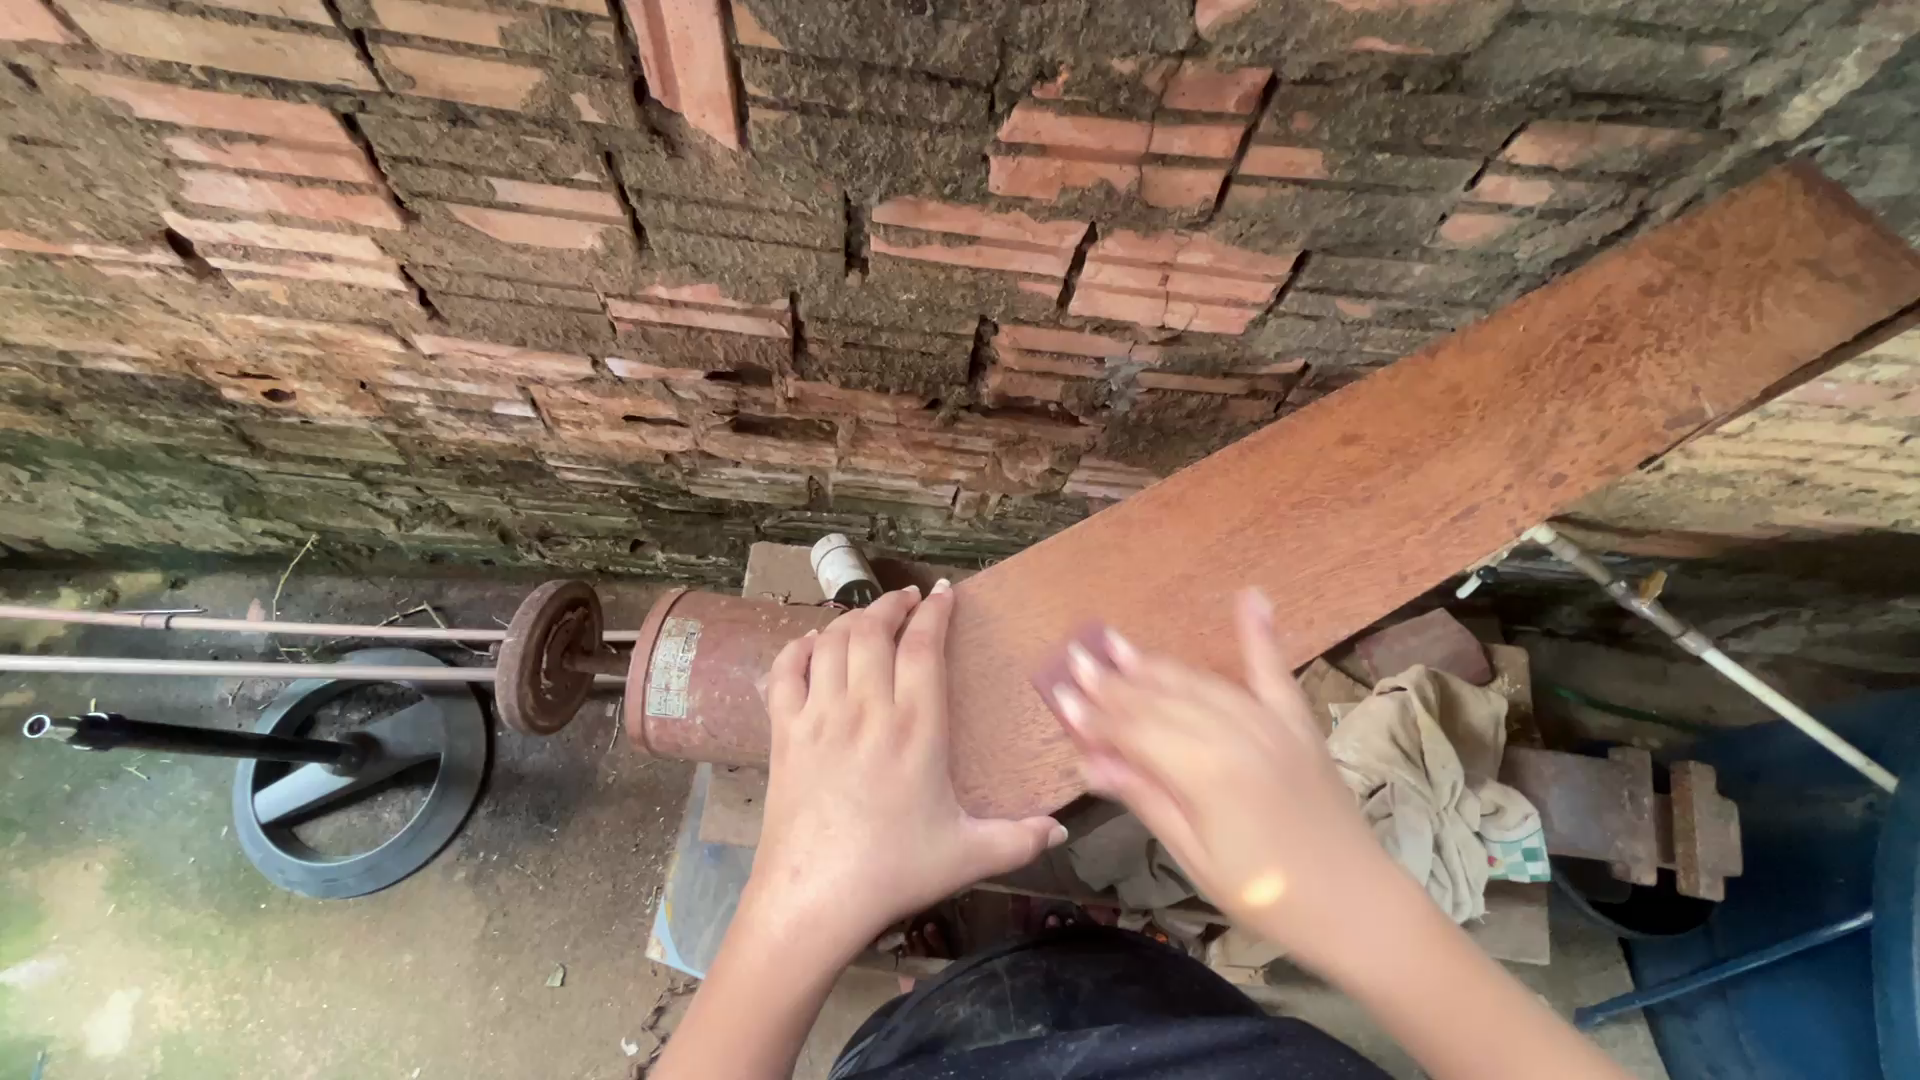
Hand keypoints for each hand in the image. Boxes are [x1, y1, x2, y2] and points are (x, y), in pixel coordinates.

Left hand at [740, 582, 1067, 963]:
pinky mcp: (784, 733)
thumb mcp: (967, 856)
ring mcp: (819, 716)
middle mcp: (866, 708)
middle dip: (893, 604)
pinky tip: (813, 645)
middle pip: (874, 630)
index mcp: (915, 727)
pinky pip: (785, 672)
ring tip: (870, 618)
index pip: (924, 646)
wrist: (812, 899)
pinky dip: (799, 648)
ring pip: (832, 643)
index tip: (945, 594)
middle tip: (909, 599)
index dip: (936, 612)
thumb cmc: (893, 872)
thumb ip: (1019, 839)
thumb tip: (1062, 831)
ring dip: (852, 620)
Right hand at [1052, 589, 1406, 970]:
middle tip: (1076, 658)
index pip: (1134, 731)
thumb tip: (1087, 761)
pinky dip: (1260, 634)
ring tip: (1117, 643)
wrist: (1359, 909)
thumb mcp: (1194, 855)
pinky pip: (1273, 671)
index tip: (1060, 696)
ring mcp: (1270, 722)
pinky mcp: (1297, 723)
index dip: (1095, 715)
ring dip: (1155, 663)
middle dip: (1114, 681)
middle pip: (1160, 700)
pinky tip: (1251, 597)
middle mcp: (1235, 733)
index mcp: (1206, 771)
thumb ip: (1144, 797)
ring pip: (1198, 683)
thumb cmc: (1267, 895)